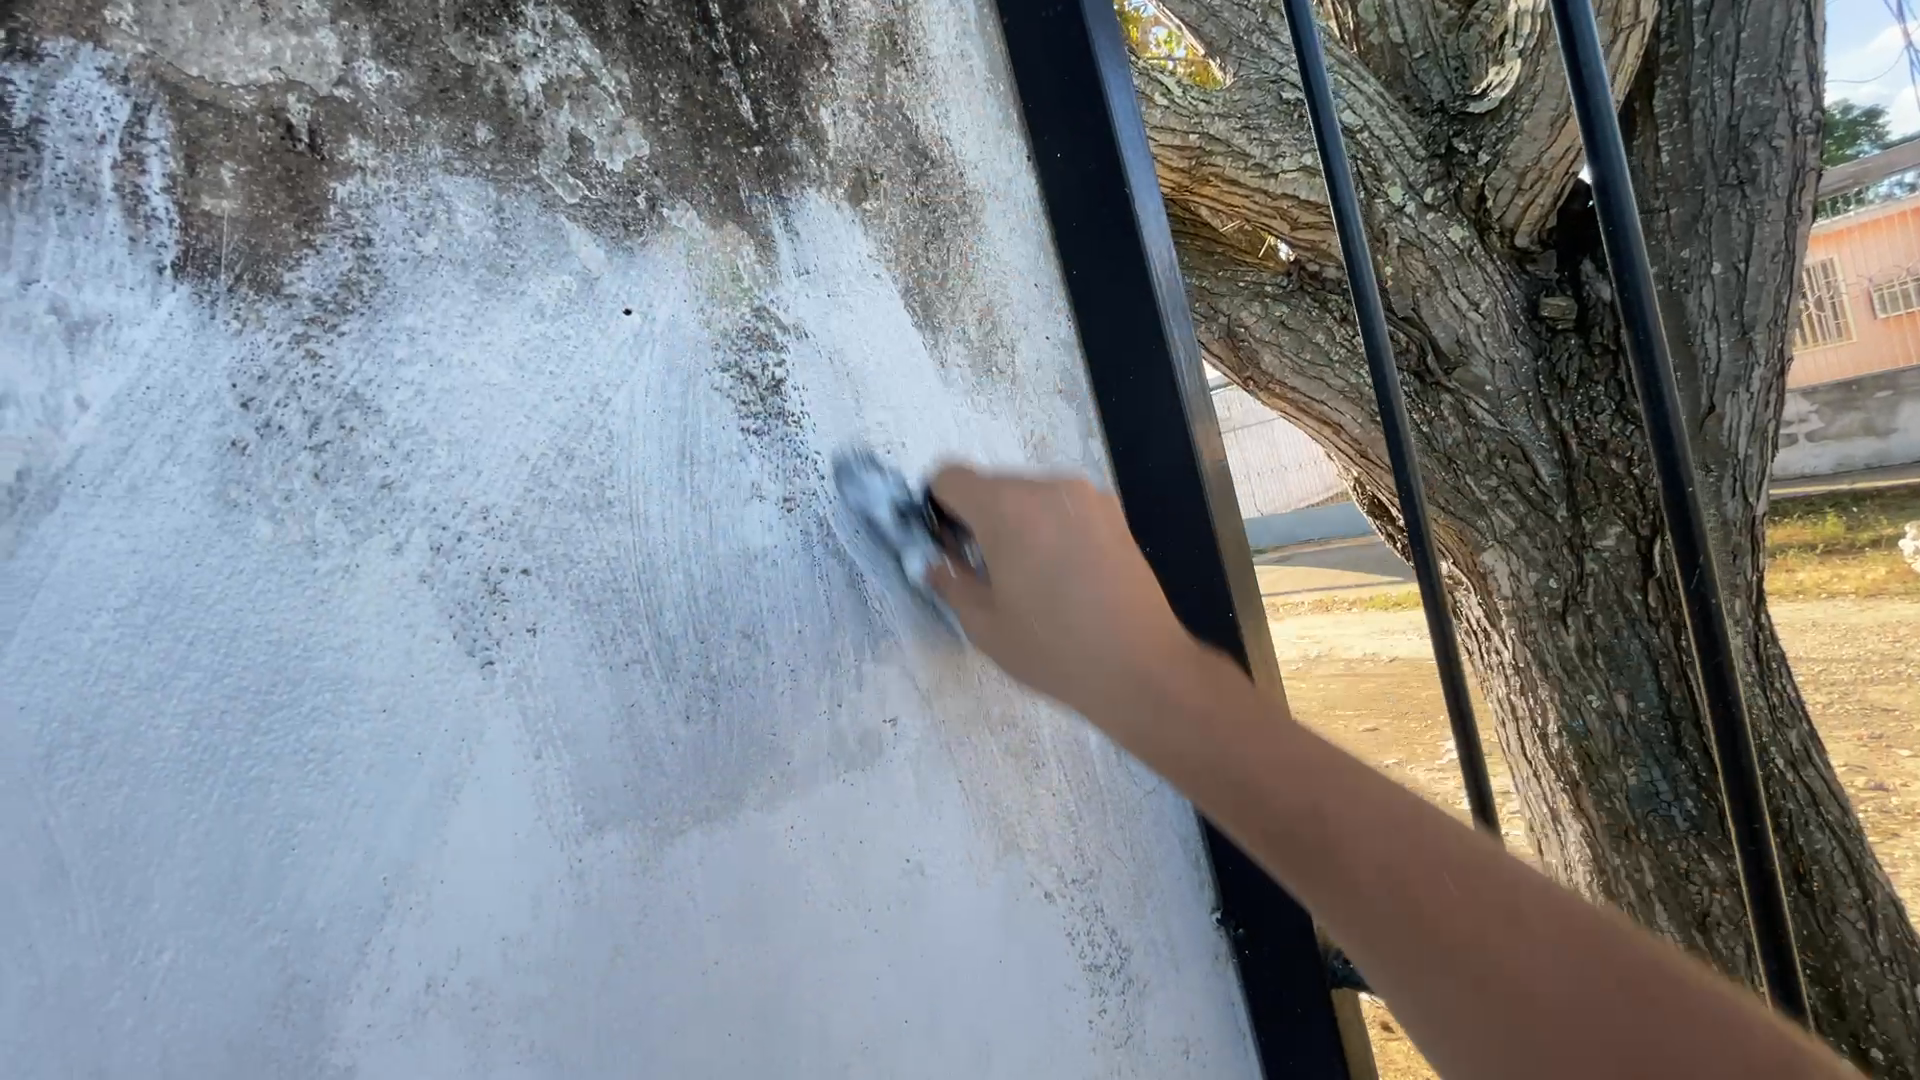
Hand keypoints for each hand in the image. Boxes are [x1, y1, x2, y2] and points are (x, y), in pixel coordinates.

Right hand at [923, 465, 1205, 716]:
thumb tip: (936, 562)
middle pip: (991, 486)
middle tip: (988, 573)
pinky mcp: (1113, 512)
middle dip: (978, 520)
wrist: (1140, 666)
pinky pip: (1061, 507)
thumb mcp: (983, 624)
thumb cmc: (1053, 649)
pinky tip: (1064, 576)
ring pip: (1028, 496)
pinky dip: (1049, 528)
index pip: (949, 477)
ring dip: (1016, 524)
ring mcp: (1086, 496)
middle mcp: (1047, 487)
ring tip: (1032, 579)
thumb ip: (949, 580)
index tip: (948, 547)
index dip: (936, 509)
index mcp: (1006, 508)